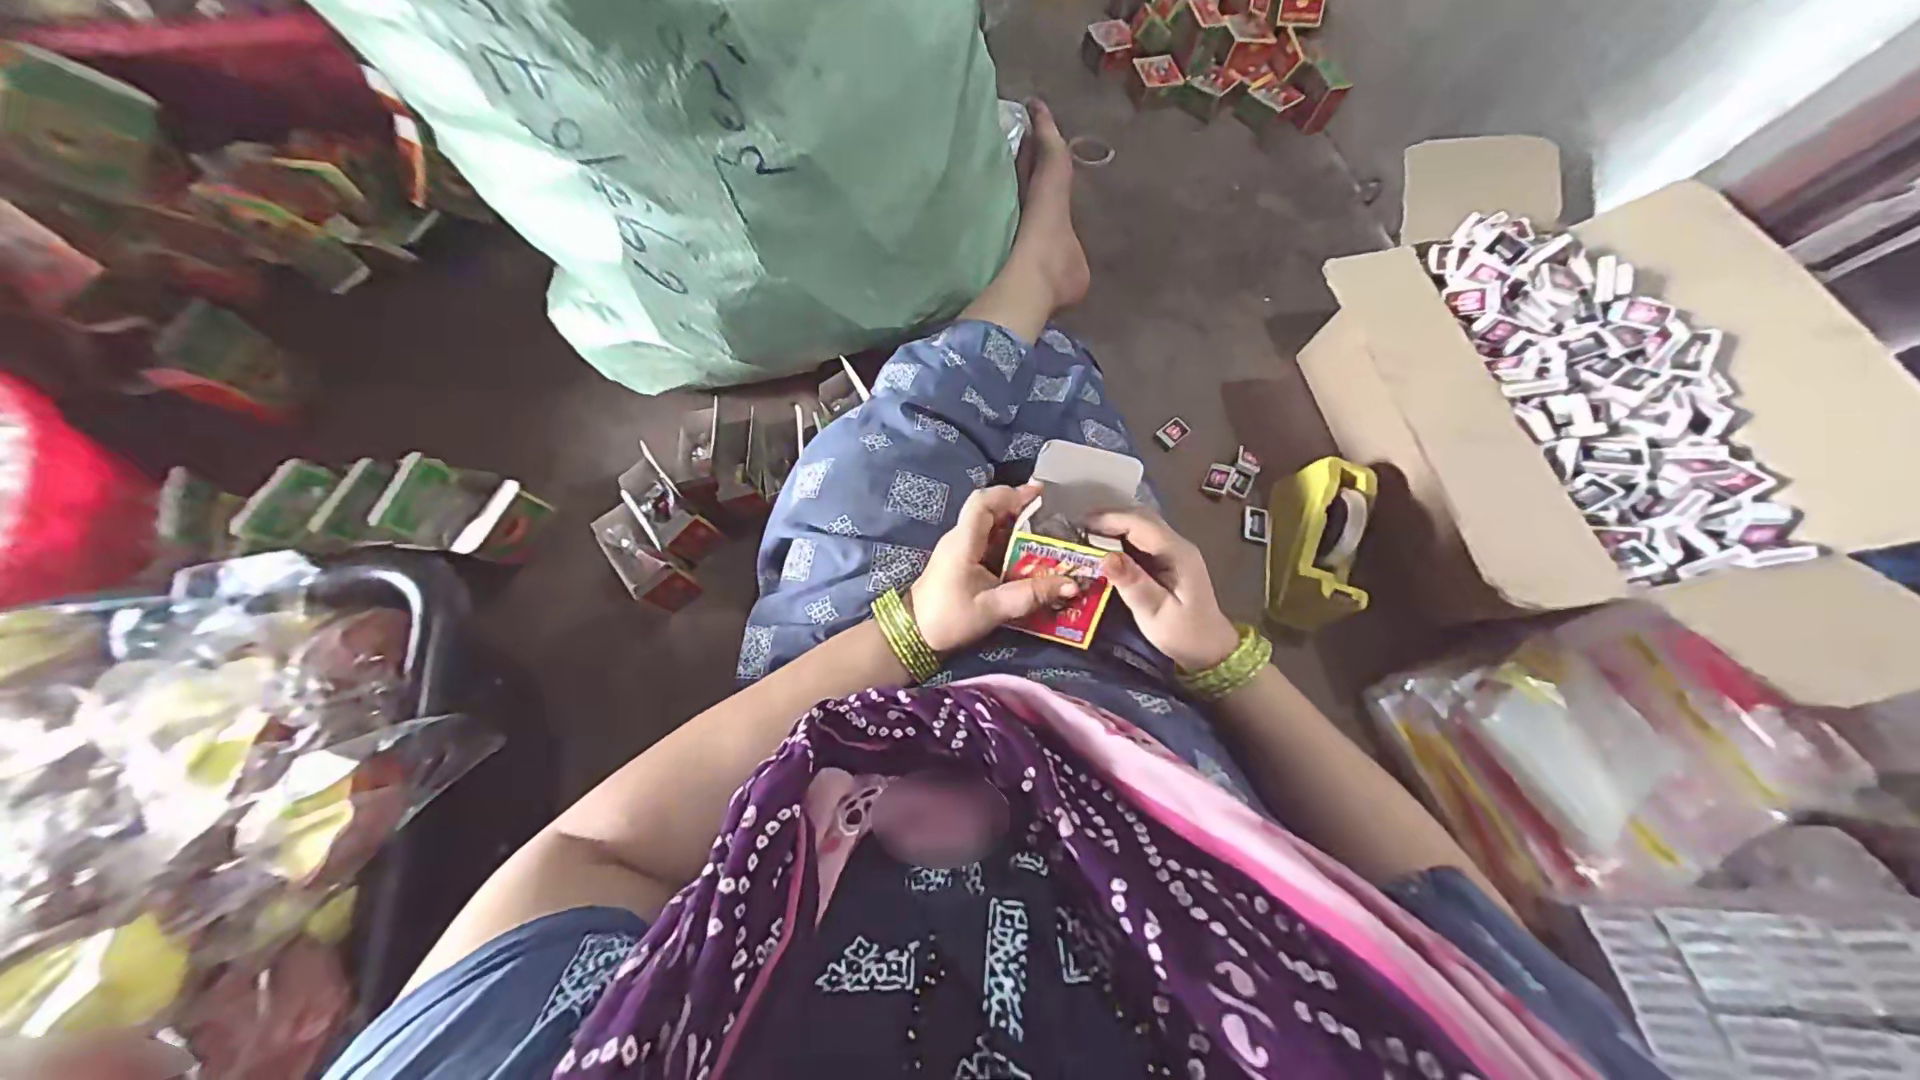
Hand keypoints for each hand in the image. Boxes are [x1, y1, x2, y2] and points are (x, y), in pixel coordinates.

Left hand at [908, 484, 1078, 652]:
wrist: (914, 636)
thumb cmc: (948, 619)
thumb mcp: (993, 608)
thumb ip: (1032, 594)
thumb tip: (1072, 584)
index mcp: (962, 542)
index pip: (982, 503)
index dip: (1009, 494)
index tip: (1037, 494)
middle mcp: (959, 539)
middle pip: (988, 509)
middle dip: (1018, 506)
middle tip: (1049, 511)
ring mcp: (959, 549)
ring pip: (989, 525)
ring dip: (1015, 525)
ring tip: (1046, 532)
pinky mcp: (961, 562)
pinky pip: (987, 542)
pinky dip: (1008, 542)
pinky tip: (1027, 554)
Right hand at [1086, 509, 1239, 671]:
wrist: (1210, 650)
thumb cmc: (1183, 634)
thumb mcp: (1154, 612)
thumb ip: (1132, 583)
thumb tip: (1105, 557)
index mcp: (1176, 553)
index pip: (1139, 523)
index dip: (1108, 520)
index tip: (1079, 525)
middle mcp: (1176, 545)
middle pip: (1140, 518)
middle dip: (1107, 519)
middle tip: (1076, 529)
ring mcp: (1173, 551)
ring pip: (1139, 526)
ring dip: (1112, 526)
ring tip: (1083, 535)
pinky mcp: (1166, 560)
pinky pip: (1140, 539)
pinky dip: (1118, 537)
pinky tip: (1101, 547)